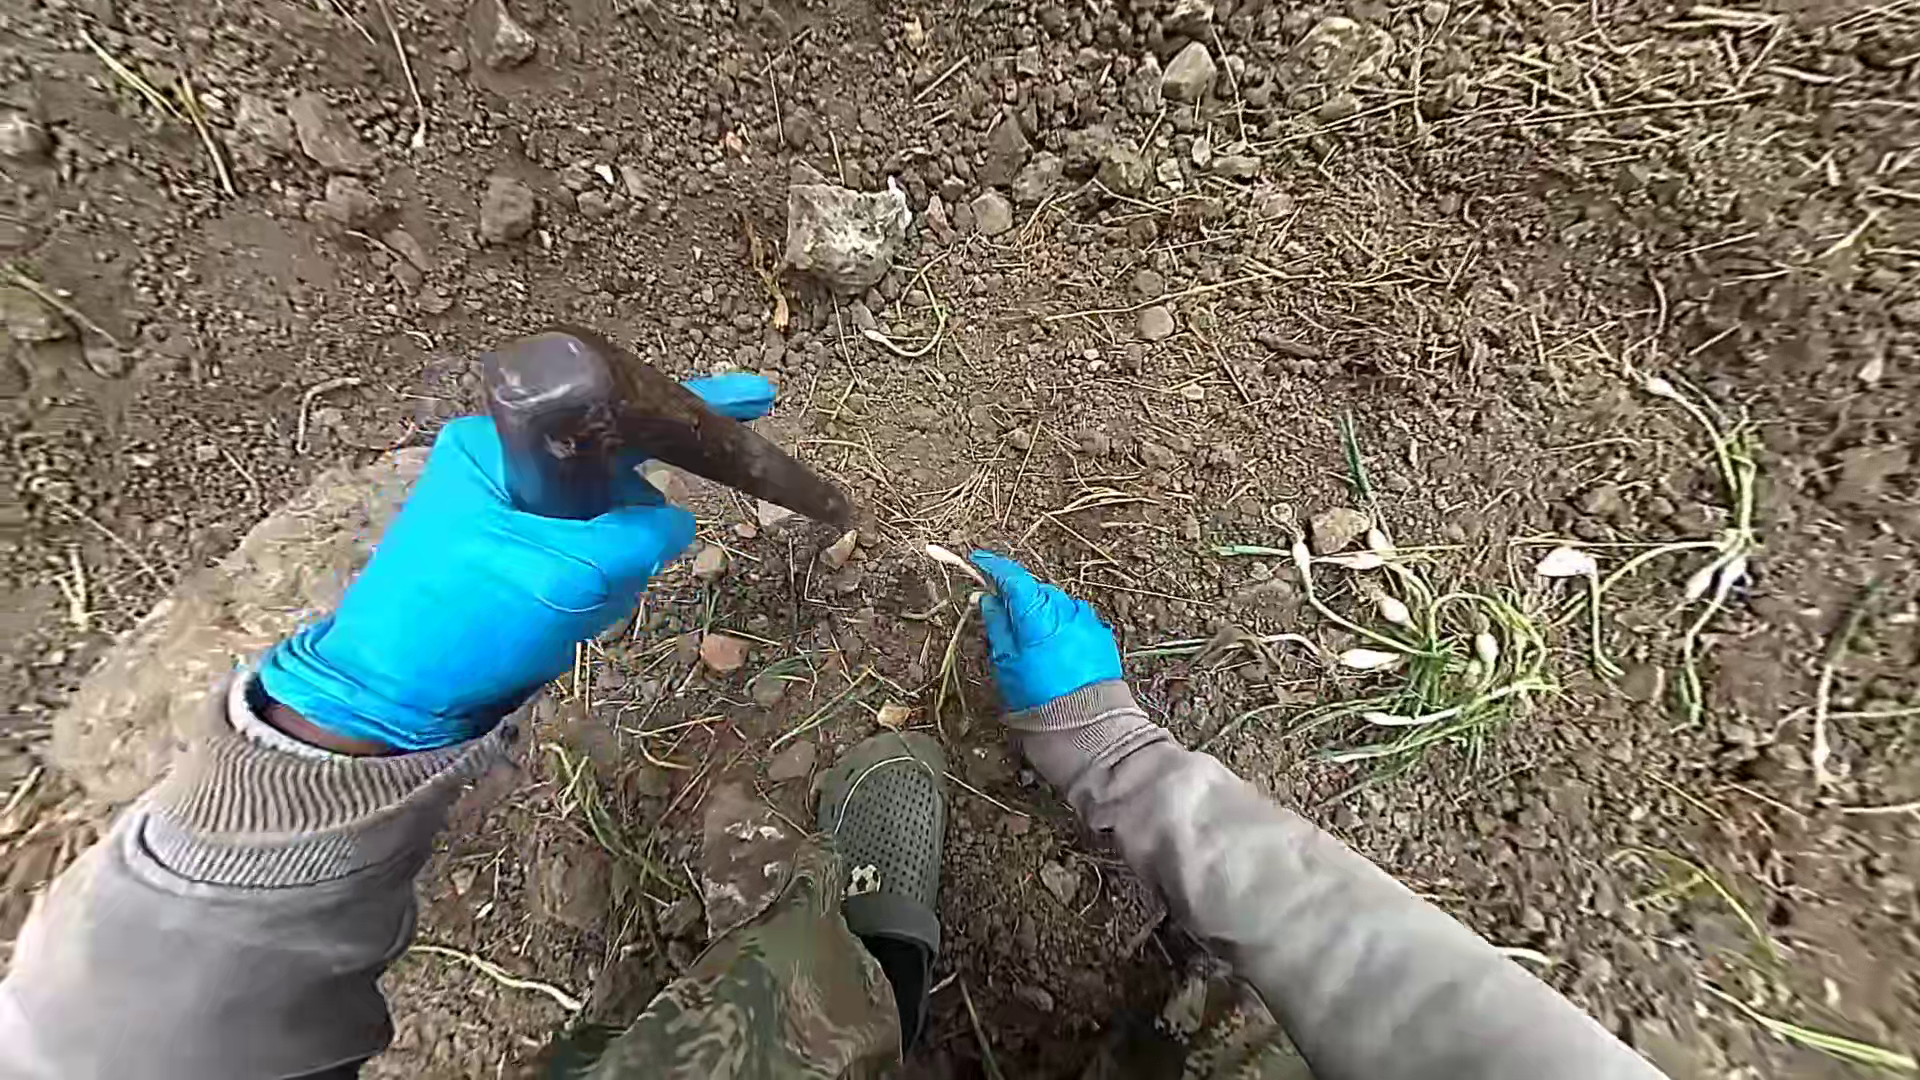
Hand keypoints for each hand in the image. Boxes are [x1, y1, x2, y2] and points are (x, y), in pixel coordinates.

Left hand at [258, 374, 776, 751]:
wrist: (399, 697)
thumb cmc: (464, 618)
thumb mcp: (563, 573)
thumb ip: (638, 538)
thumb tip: (679, 521)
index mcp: (508, 446)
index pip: (616, 413)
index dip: (692, 408)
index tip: (758, 397)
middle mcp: (522, 466)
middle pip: (627, 477)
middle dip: (636, 532)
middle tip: (613, 578)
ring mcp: (532, 510)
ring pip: (623, 522)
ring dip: (621, 567)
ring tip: (578, 608)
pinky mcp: (541, 548)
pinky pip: (606, 551)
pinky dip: (608, 582)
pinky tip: (578, 613)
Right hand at [971, 551, 1122, 710]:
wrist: (1086, 724)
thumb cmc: (1039, 696)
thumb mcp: (1006, 661)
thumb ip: (996, 623)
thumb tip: (988, 599)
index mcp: (1038, 611)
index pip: (1012, 576)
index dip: (993, 567)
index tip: (978, 562)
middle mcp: (1065, 607)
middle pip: (1034, 590)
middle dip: (1017, 597)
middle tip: (1000, 613)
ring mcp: (1086, 619)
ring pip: (1054, 604)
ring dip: (1039, 612)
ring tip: (1030, 641)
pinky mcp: (1100, 633)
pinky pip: (1072, 619)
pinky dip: (1059, 625)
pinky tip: (1052, 649)